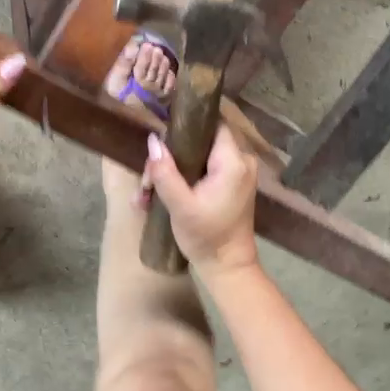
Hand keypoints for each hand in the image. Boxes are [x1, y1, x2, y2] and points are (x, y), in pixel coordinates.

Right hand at [143, 125, 259, 274]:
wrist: (227, 266)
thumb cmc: (206, 237)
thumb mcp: (180, 206)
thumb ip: (165, 172)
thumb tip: (153, 140)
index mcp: (233, 162)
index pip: (212, 124)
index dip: (186, 126)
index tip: (162, 136)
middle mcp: (241, 161)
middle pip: (201, 141)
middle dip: (171, 156)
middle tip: (148, 179)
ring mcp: (238, 172)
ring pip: (199, 156)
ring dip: (173, 170)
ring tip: (149, 192)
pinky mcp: (232, 183)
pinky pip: (205, 169)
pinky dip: (184, 178)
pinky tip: (162, 194)